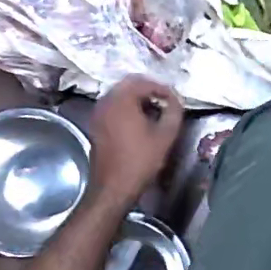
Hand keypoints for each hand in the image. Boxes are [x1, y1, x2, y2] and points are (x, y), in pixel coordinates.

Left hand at [86, 76, 183, 210]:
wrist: (112, 187)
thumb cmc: (140, 160)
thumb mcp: (165, 136)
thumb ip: (174, 112)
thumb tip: (175, 100)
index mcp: (122, 99)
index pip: (145, 82)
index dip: (163, 89)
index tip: (175, 100)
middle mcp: (106, 101)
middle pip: (129, 84)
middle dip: (149, 90)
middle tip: (165, 102)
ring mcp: (97, 112)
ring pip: (119, 94)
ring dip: (137, 99)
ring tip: (154, 112)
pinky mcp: (95, 124)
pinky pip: (112, 106)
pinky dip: (126, 108)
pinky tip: (139, 122)